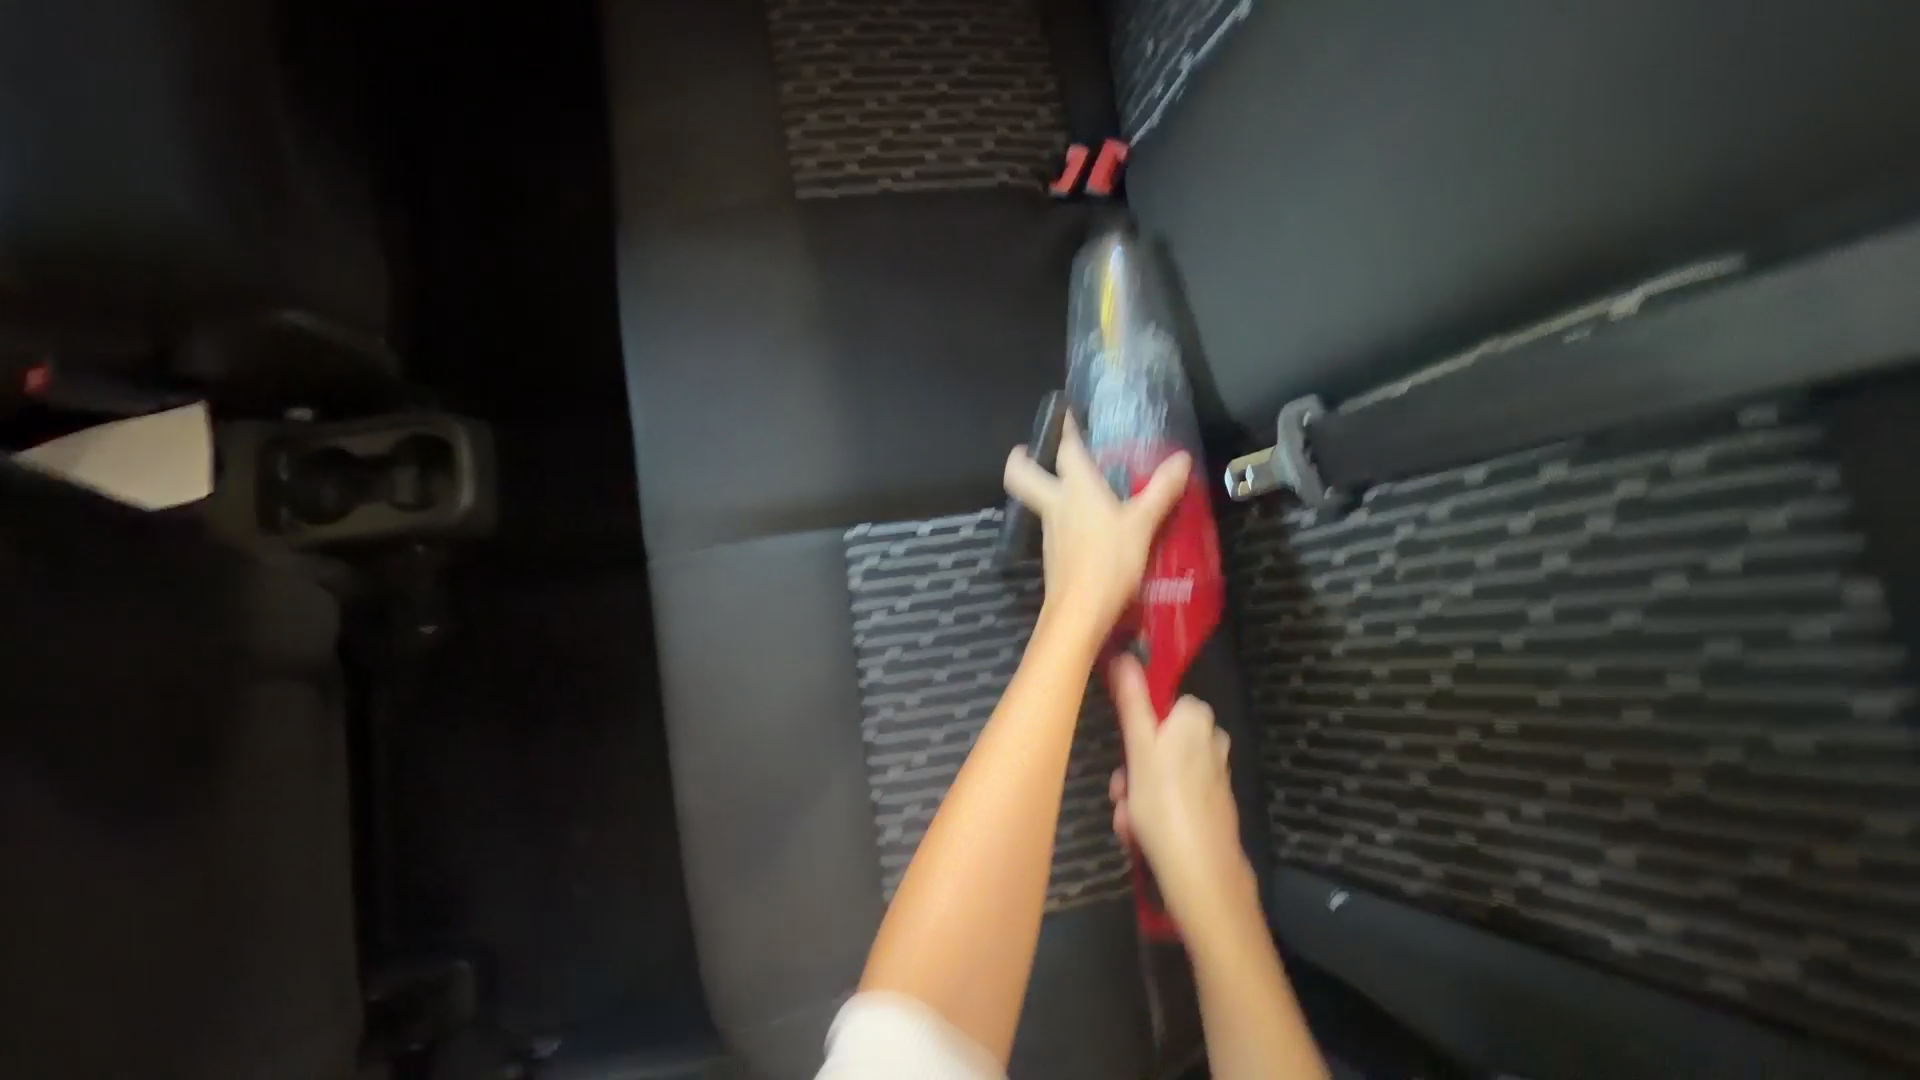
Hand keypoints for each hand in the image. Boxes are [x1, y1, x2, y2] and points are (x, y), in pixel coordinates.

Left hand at [1002, 417, 1191, 636]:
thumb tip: (1182, 459)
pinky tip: (1083, 526)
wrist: (1079, 611)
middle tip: (1027, 451)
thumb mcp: (1142, 524)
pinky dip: (1063, 518)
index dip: (1066, 429)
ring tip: (1070, 488)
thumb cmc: (1110, 560)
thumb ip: (1160, 491)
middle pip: (1022, 476)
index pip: (1066, 449)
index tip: (1065, 412)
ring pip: (1040, 502)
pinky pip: (1054, 527)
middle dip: (1020, 461)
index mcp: (1076, 489)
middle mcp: (1056, 504)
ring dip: (1047, 491)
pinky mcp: (1053, 555)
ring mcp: (1049, 532)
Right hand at [1108, 653, 1252, 921]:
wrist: (1201, 872)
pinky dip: (1154, 813)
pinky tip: (1143, 835)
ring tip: (1129, 822)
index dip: (1137, 728)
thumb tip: (1123, 656)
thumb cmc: (1164, 802)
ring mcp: (1213, 775)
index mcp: (1197, 718)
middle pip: (1156, 742)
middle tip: (1121, 794)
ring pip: (1158, 774)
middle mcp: (1210, 741)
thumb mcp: (1139, 747)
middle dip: (1131, 771)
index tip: (1123, 751)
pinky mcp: (1211, 805)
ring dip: (1136, 796)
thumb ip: (1131, 701)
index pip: (1160, 705)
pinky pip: (1172, 798)